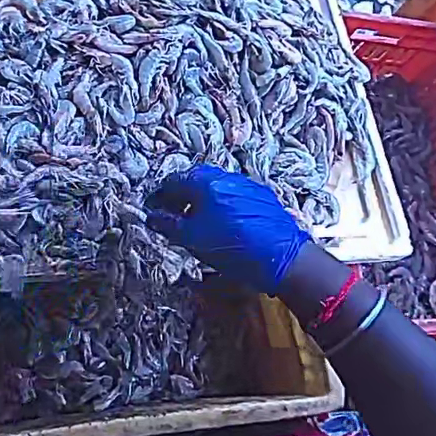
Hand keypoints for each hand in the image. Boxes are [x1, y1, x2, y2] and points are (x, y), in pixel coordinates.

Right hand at [146, 164, 308, 293]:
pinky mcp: (261, 197)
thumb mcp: (192, 239)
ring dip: (199, 202)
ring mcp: (245, 185)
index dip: (158, 197)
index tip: (152, 211)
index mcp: (204, 182)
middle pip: (193, 182)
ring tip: (195, 223)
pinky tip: (220, 225)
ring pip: (213, 188)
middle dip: (179, 198)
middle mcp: (224, 177)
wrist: (283, 258)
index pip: (172, 182)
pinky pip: (230, 196)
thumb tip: (152, 216)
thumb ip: (168, 224)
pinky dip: (218, 206)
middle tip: (171, 216)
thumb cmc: (231, 246)